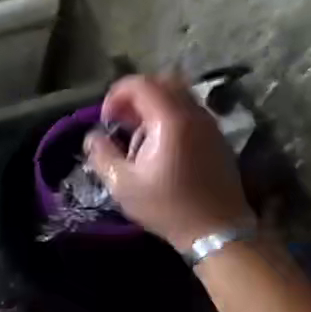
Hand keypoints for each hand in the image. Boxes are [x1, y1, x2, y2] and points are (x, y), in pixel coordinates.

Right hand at [83, 74, 253, 248]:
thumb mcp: (122, 184)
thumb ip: (102, 153)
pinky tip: (157, 143)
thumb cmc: (166, 206)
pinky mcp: (216, 137)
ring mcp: (210, 124)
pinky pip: (189, 110)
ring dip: (152, 105)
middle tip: (119, 120)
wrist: (217, 230)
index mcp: (171, 121)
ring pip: (178, 94)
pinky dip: (168, 115)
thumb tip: (93, 136)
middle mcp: (194, 114)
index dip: (116, 95)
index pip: (141, 84)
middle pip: (162, 82)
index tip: (106, 119)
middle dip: (134, 95)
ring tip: (136, 133)